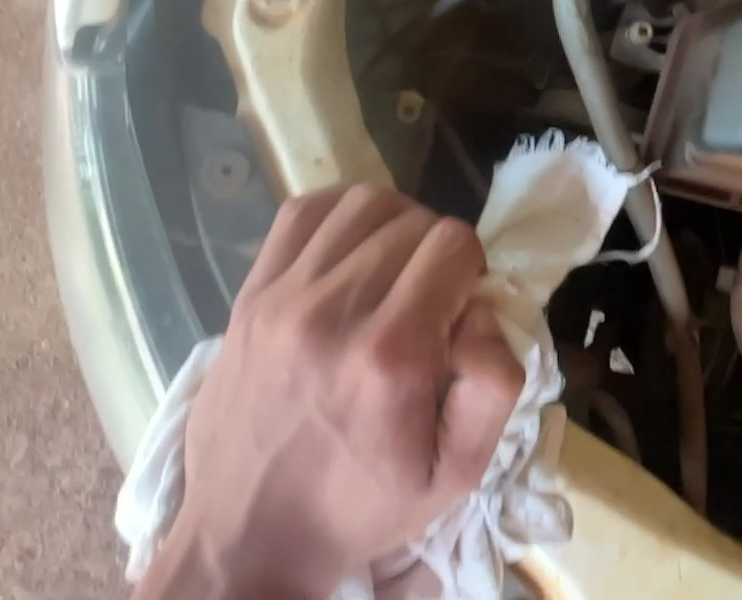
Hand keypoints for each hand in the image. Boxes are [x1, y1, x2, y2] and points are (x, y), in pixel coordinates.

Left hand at [143, 186, 522, 598]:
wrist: (245, 539)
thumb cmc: (362, 505)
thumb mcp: (457, 473)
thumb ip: (496, 384)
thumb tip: (482, 309)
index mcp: (389, 356)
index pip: (453, 244)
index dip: (472, 266)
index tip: (460, 306)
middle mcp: (331, 313)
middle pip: (415, 219)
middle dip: (439, 249)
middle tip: (431, 295)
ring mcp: (281, 297)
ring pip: (364, 202)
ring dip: (397, 224)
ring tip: (396, 267)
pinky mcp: (249, 295)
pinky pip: (303, 211)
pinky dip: (341, 214)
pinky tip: (354, 248)